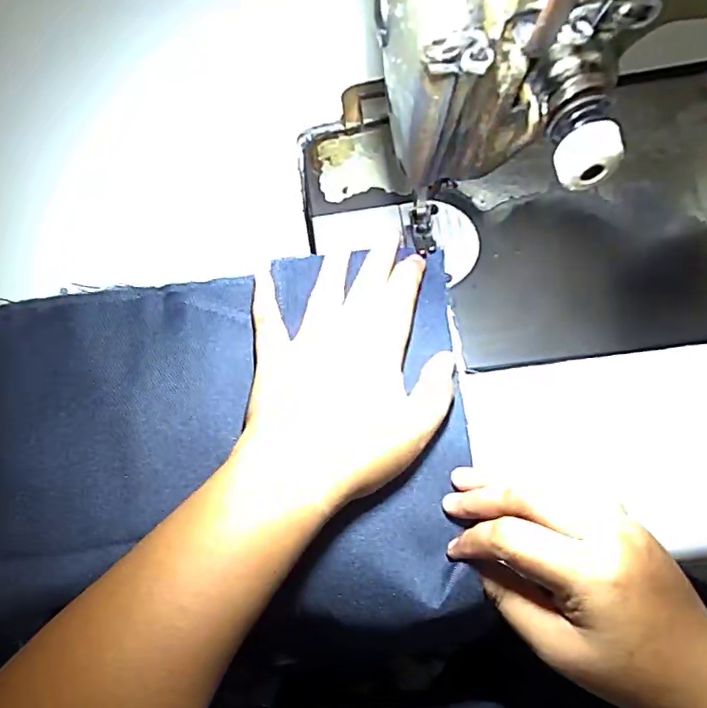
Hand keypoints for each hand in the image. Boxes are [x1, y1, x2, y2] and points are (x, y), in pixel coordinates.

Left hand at [234, 242, 457, 510]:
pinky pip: (268, 319)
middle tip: (385, 237)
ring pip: (323, 294)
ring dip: (334, 269)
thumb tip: (444, 363)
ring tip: (342, 249)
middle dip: (378, 260)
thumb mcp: (416, 428)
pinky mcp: (274, 361)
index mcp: (380, 348)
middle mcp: (343, 335)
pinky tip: (261, 274)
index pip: (399, 300)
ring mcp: (305, 344)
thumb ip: (434, 390)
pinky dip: (264, 294)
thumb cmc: (356, 454)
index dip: (408, 276)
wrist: (295, 470)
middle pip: (364, 287)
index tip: (415, 259)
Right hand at [442, 469, 706, 707]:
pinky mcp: (632, 524)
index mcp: (590, 569)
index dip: (476, 540)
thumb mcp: (556, 648)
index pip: (514, 536)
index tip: (452, 551)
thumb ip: (511, 600)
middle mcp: (609, 532)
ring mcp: (625, 522)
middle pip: (533, 497)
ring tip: (472, 479)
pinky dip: (542, 490)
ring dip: (512, 483)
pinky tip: (521, 490)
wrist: (700, 672)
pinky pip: (577, 494)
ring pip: (555, 487)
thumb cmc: (626, 674)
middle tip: (450, 499)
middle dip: (486, 496)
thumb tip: (481, 565)